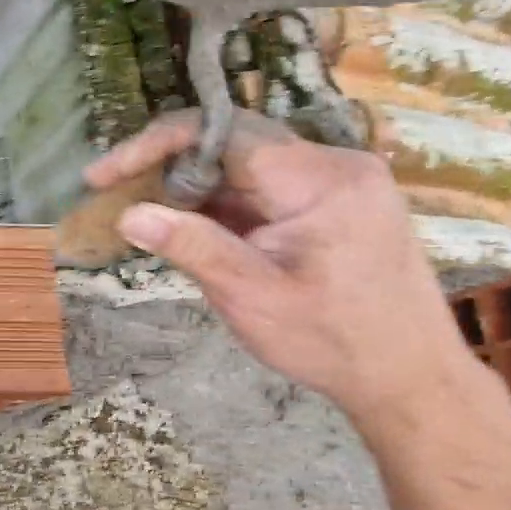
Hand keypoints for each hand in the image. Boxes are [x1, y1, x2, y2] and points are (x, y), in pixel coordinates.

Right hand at [85, 109, 476, 414]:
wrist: (407, 376)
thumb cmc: (331, 340)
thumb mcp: (250, 295)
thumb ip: (191, 246)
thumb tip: (127, 214)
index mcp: (319, 179)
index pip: (221, 133)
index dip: (153, 146)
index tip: (103, 176)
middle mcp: (332, 164)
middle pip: (229, 141)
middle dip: (164, 166)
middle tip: (113, 197)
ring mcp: (334, 182)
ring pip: (241, 163)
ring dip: (188, 186)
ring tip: (141, 216)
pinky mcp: (329, 202)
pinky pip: (259, 186)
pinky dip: (215, 202)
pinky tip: (186, 227)